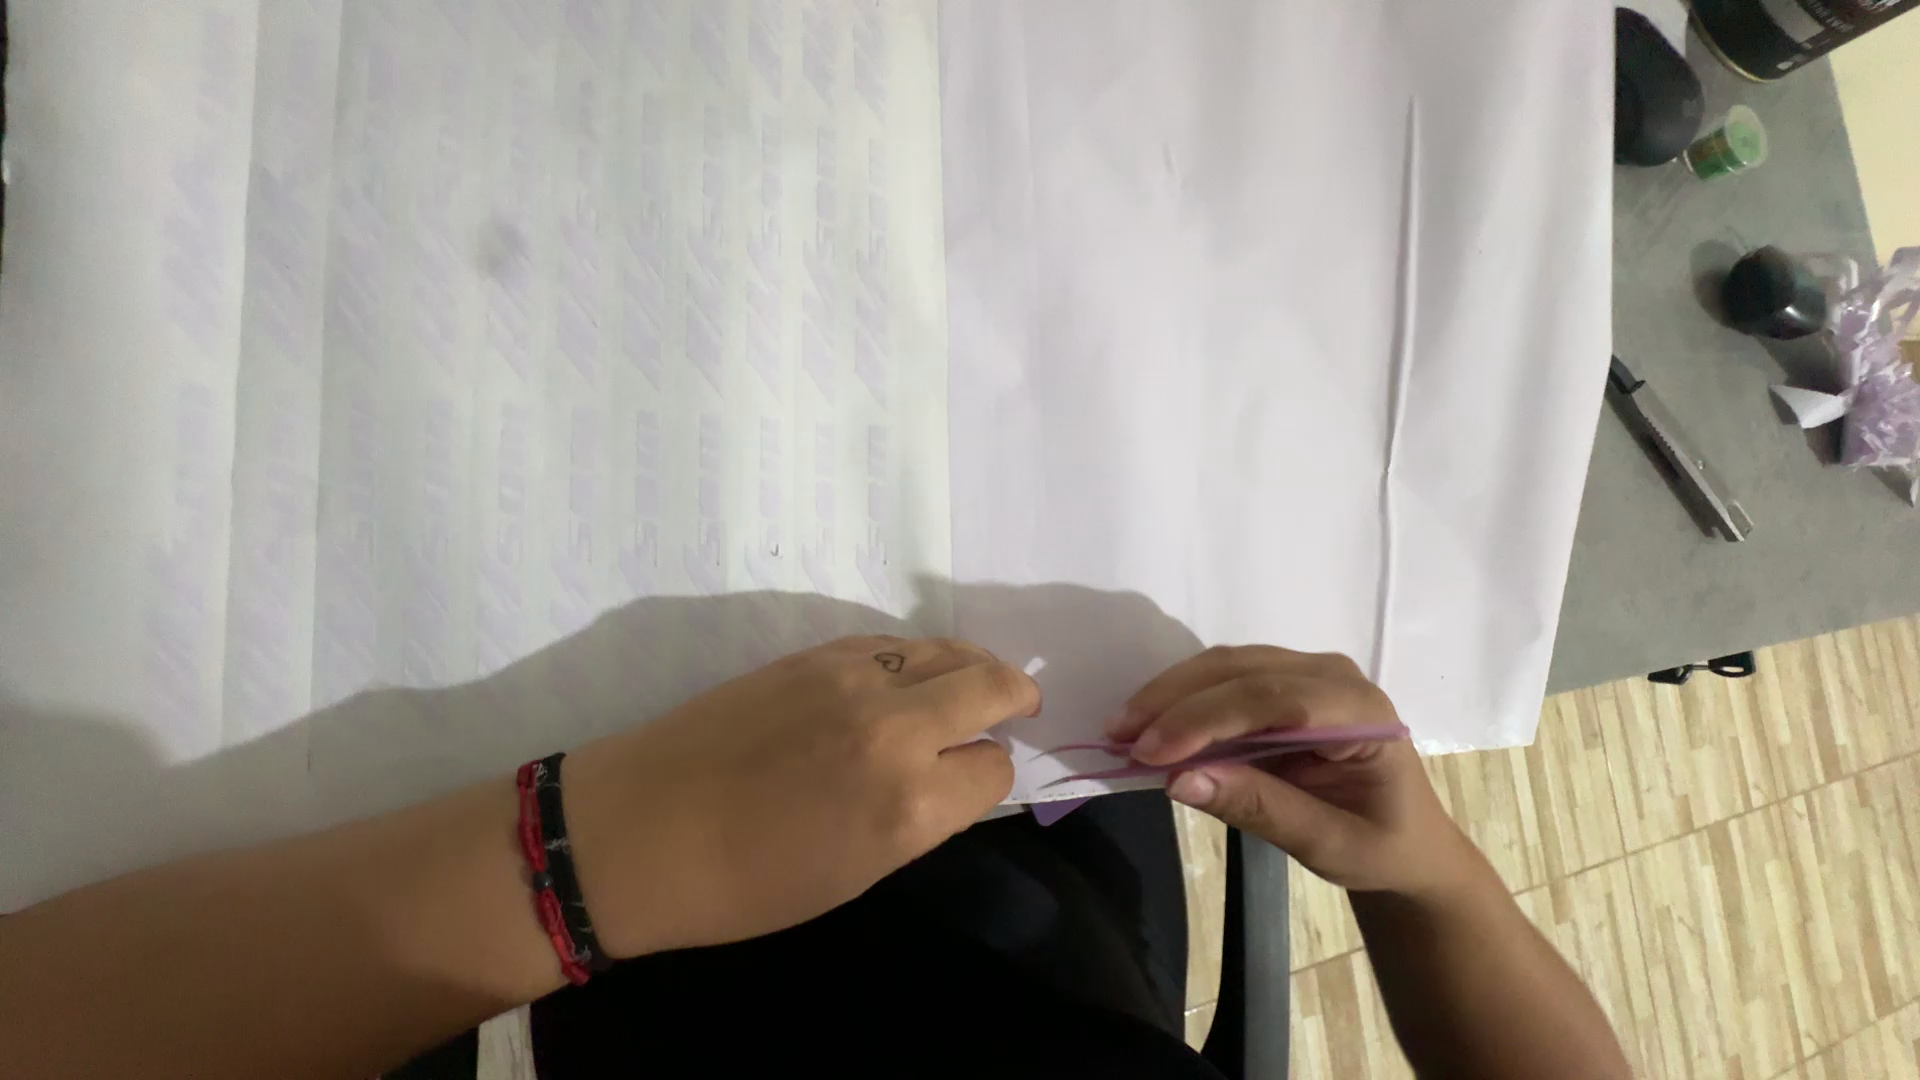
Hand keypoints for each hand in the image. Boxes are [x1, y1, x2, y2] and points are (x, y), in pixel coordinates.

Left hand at [561, 636, 1037, 955]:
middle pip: (989, 685)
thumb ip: (924, 815)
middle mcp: (895, 729)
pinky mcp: (818, 652)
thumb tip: (960, 773)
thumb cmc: (750, 880)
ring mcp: (855, 678)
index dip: (992, 774)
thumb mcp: (859, 872)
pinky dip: (918, 657)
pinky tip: (911, 674)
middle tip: (1020, 703)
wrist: (643, 828)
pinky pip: (894, 642)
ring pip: (947, 650)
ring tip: (977, 679)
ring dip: (973, 665)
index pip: (993, 769)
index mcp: (909, 805)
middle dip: (1015, 695)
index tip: (978, 778)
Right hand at [1110, 646, 1471, 896]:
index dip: (1205, 719)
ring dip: (1168, 694)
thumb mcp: (1329, 845)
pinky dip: (1180, 697)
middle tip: (1119, 737)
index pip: (1272, 699)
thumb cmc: (1380, 847)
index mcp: (1362, 710)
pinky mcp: (1277, 679)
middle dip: (1174, 701)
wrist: (1407, 841)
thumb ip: (1261, 808)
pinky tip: (1149, 721)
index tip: (1149, 752)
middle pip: (1239, 669)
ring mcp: (1303, 670)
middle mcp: (1331, 674)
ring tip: (1122, 729)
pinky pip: (1221, 676)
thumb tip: (1178, 780)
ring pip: (1222, 664)